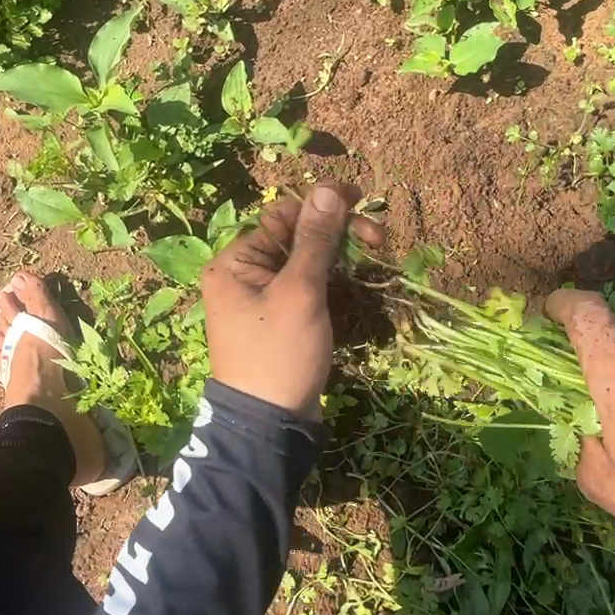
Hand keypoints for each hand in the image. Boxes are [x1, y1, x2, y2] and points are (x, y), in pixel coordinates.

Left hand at [201, 184, 383, 417]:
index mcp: (235, 261)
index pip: (283, 215)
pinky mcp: (282, 318)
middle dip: (338, 232)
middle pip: (296, 236)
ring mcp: (263, 297)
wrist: (269, 425)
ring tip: (375, 255)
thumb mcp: (299, 292)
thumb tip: (328, 189)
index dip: (324, 205)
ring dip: (340, 254)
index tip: (363, 201)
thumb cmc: (280, 353)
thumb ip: (315, 239)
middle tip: (379, 239)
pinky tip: (359, 278)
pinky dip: (333, 279)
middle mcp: (244, 273)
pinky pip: (308, 285)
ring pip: (306, 260)